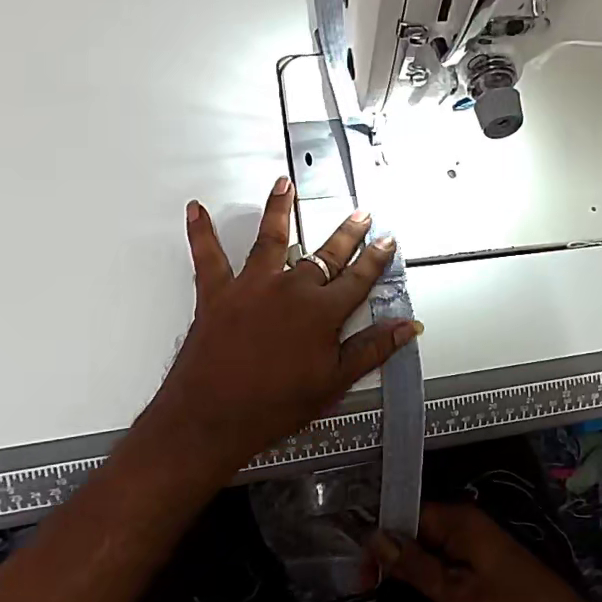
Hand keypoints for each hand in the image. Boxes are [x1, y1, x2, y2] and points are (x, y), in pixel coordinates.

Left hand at [147, 177, 419, 472]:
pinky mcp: (217, 292)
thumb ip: (371, 349)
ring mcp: (252, 286)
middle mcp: (289, 290)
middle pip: (325, 254)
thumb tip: (405, 329)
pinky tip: (196, 211)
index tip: (386, 242)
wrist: (213, 416)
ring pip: (270, 237)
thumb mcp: (332, 382)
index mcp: (321, 313)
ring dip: (279, 208)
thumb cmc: (269, 406)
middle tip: (359, 215)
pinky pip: (207, 255)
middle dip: (346, 233)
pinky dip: (200, 232)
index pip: (358, 278)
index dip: (376, 259)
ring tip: (285, 185)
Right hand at [370, 502, 601, 601]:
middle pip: (411, 524)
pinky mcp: (477, 543)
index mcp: (455, 517)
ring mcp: (470, 528)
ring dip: (407, 559)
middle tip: (371, 585)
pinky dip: (425, 562)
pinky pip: (440, 545)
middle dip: (391, 551)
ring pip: (424, 537)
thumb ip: (413, 564)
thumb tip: (374, 537)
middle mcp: (460, 514)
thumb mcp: (453, 592)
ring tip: (388, 586)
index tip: (364, 571)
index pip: (402, 514)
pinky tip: (418, 582)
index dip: (380, 540)